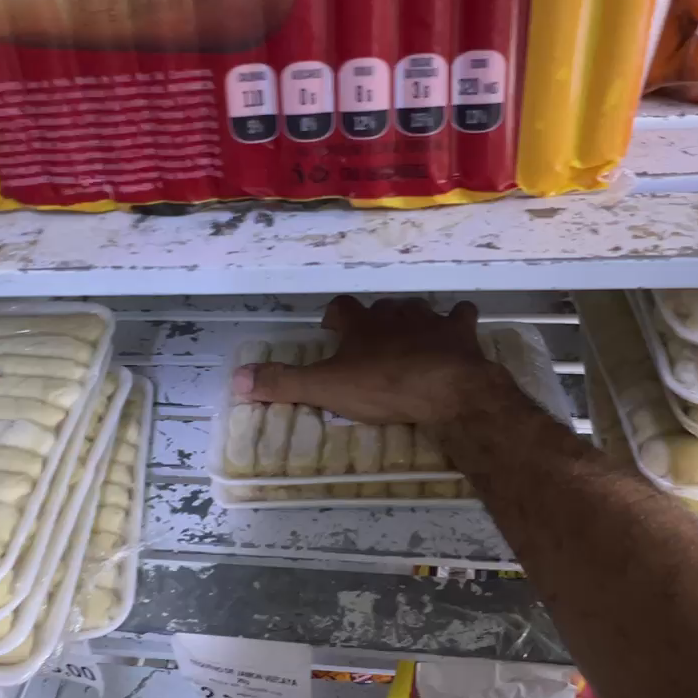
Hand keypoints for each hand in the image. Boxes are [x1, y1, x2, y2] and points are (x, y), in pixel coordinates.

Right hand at [231, 296, 518, 426]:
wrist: (445, 388)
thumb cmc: (382, 387)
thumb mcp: (325, 389)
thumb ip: (282, 383)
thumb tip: (236, 379)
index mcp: (360, 324)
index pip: (341, 307)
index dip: (335, 316)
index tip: (332, 328)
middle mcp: (393, 314)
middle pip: (380, 307)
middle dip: (375, 321)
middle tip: (371, 345)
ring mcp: (429, 319)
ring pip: (417, 309)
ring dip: (412, 321)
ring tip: (410, 342)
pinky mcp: (460, 332)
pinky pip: (460, 315)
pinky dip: (456, 322)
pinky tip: (455, 334)